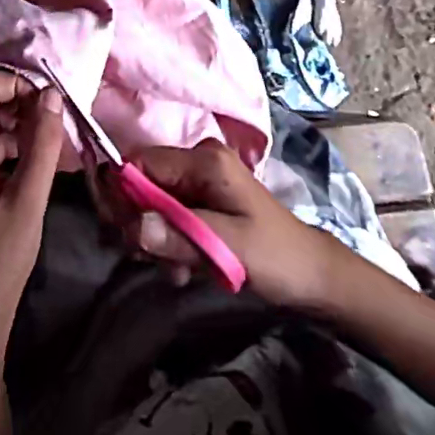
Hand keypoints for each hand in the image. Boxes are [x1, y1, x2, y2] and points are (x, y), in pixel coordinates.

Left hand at [0, 70, 65, 357]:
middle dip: (22, 106)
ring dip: (19, 128)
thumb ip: (43, 144)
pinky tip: (36, 164)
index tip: (52, 103)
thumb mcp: (28, 200)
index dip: (19, 85)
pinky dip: (10, 149)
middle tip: (58, 124)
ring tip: (54, 146)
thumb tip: (53, 95)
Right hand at [125, 139, 354, 310]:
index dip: (122, 194)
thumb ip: (180, 235)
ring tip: (175, 269)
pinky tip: (181, 268)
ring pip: (149, 201)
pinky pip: (165, 213)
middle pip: (140, 180)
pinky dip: (165, 240)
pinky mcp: (201, 199)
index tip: (124, 233)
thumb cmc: (275, 257)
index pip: (139, 161)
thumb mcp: (228, 248)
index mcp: (205, 161)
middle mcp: (198, 161)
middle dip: (138, 221)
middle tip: (153, 259)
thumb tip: (132, 226)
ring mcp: (199, 179)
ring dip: (152, 237)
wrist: (312, 274)